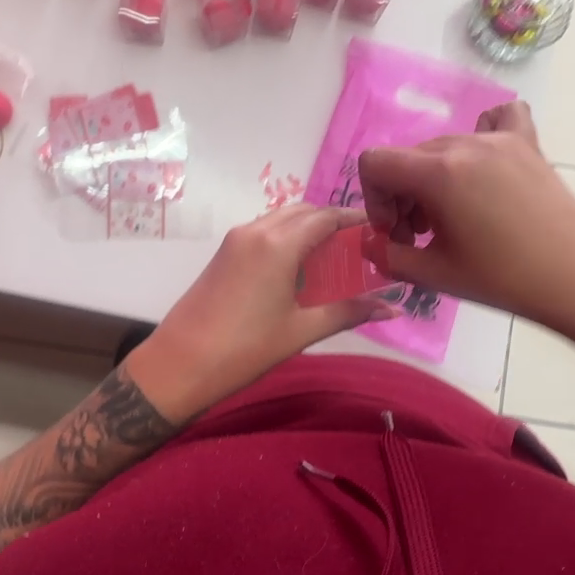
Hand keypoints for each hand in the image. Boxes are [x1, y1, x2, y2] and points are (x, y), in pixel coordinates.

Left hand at [125, 205, 391, 421]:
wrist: (181, 363)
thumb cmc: (246, 348)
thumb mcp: (302, 330)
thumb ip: (348, 312)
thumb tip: (394, 309)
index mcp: (278, 244)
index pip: (325, 216)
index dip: (354, 219)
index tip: (380, 228)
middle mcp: (255, 230)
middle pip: (303, 212)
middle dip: (332, 222)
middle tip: (360, 245)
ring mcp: (235, 240)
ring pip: (280, 219)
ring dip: (307, 228)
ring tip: (334, 255)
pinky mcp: (223, 253)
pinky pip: (263, 232)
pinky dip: (286, 238)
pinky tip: (300, 266)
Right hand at [356, 101, 574, 344]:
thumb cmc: (504, 281)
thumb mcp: (433, 275)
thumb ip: (388, 255)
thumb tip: (371, 242)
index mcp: (438, 173)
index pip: (375, 163)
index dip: (373, 199)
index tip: (395, 233)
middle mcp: (466, 144)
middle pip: (408, 158)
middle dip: (402, 197)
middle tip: (420, 237)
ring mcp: (501, 140)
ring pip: (443, 148)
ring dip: (433, 179)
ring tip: (453, 217)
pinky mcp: (530, 146)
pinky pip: (497, 119)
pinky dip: (482, 134)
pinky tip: (486, 165)